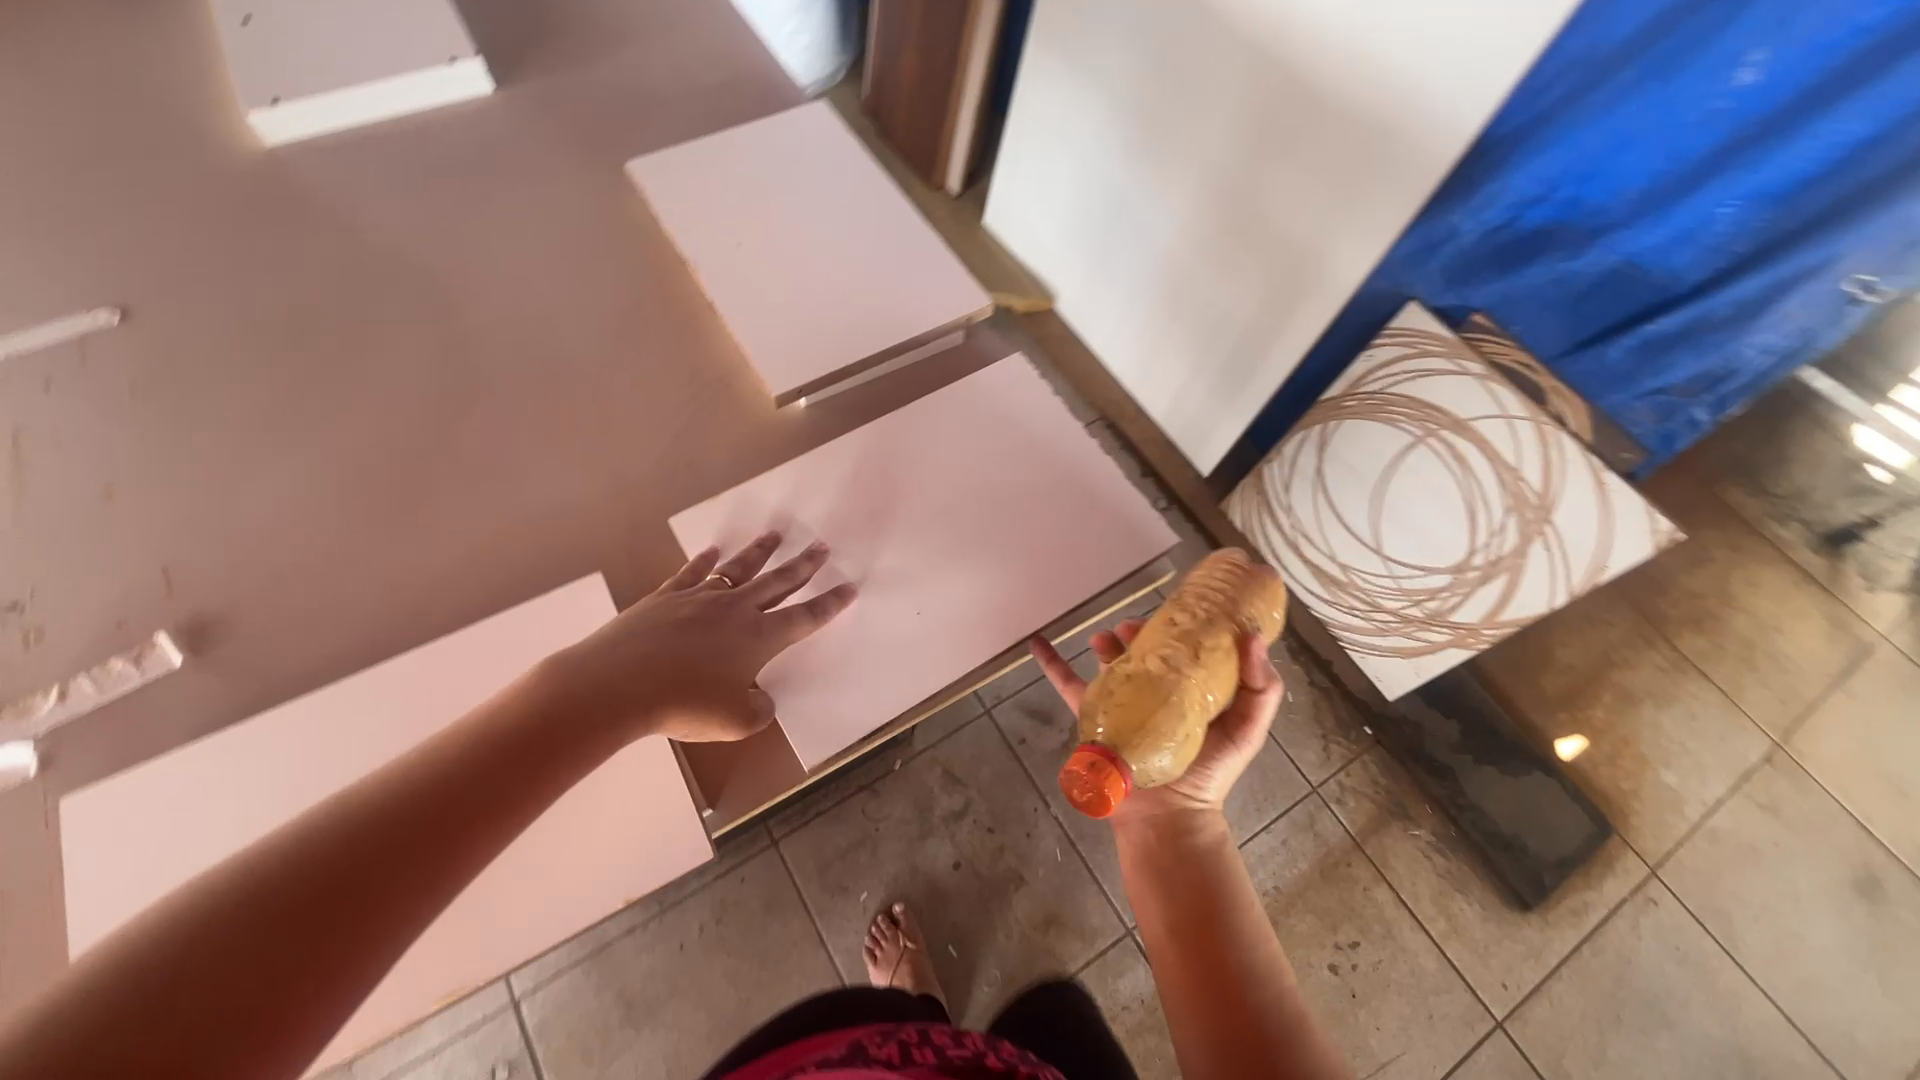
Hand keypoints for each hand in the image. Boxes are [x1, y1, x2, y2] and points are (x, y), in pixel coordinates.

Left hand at [543, 533, 856, 743]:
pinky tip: (712, 551)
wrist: (616, 685)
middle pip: (778, 583)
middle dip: (803, 566)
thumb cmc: (682, 705)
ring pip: (739, 570)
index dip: (831, 604)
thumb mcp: (736, 721)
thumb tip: (761, 698)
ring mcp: (699, 599)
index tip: (849, 586)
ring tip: (776, 536)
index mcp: (759, 638)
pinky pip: (692, 573)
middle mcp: (735, 610)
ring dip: (760, 552)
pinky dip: (705, 561)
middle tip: (821, 547)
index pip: (805, 617)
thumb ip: (759, 708)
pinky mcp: (666, 598)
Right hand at [1029, 619, 1282, 823]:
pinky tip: (1039, 642)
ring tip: (1103, 638)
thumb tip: (1251, 637)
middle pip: (1142, 652)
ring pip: (1108, 663)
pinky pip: (1067, 687)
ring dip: (1103, 642)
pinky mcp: (1095, 719)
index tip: (1175, 609)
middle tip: (1132, 625)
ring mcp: (1122, 706)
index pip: (1182, 649)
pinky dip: (1051, 664)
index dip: (1177, 626)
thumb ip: (1261, 687)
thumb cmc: (1211, 772)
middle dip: (1136, 631)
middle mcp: (1155, 695)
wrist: (1170, 816)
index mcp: (1190, 692)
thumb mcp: (1248, 727)